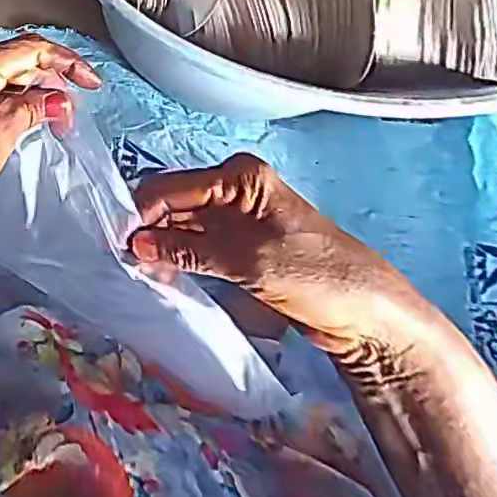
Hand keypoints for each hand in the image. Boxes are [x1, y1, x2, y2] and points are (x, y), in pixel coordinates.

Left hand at [0, 35, 101, 217]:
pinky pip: (3, 76)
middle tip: (75, 102)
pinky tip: (40, 109)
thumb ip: (36, 106)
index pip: (27, 49)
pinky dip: (25, 91)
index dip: (65, 61)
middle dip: (54, 78)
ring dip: (42, 87)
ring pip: (16, 66)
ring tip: (59, 115)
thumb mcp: (2, 133)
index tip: (88, 78)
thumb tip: (63, 98)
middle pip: (22, 55)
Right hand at [128, 154, 433, 358]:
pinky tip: (161, 270)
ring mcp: (233, 217)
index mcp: (239, 177)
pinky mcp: (235, 244)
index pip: (173, 186)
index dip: (144, 210)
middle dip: (149, 227)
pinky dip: (175, 254)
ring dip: (159, 243)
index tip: (123, 237)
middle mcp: (232, 190)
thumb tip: (137, 245)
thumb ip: (188, 250)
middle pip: (173, 202)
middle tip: (128, 255)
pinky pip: (193, 242)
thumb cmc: (318, 275)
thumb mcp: (247, 261)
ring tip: (142, 267)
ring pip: (179, 223)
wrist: (372, 320)